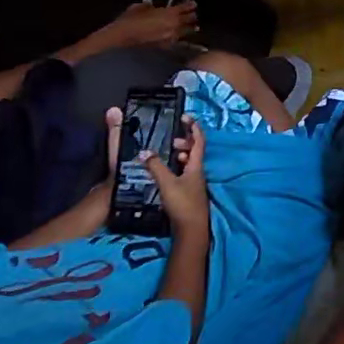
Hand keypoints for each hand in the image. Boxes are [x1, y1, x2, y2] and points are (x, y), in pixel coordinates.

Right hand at [104, 0, 198, 47]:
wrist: (121, 40)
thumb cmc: (127, 22)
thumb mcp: (135, 9)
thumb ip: (146, 5)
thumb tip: (149, 2)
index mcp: (169, 13)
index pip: (185, 7)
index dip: (190, 5)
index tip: (193, 4)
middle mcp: (175, 24)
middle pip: (191, 19)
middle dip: (193, 16)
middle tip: (194, 15)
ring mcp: (173, 35)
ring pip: (188, 31)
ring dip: (191, 28)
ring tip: (195, 27)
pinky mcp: (168, 46)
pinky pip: (179, 41)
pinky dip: (181, 39)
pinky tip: (181, 38)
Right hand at [146, 114, 210, 237]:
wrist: (191, 226)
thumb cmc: (182, 203)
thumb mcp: (167, 183)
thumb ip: (156, 167)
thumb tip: (144, 151)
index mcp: (196, 165)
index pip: (199, 141)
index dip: (194, 128)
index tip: (186, 117)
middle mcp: (198, 170)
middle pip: (195, 149)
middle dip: (185, 140)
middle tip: (171, 139)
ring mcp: (194, 179)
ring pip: (189, 160)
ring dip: (180, 152)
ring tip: (168, 150)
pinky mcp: (188, 188)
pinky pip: (184, 169)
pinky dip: (176, 164)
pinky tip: (166, 167)